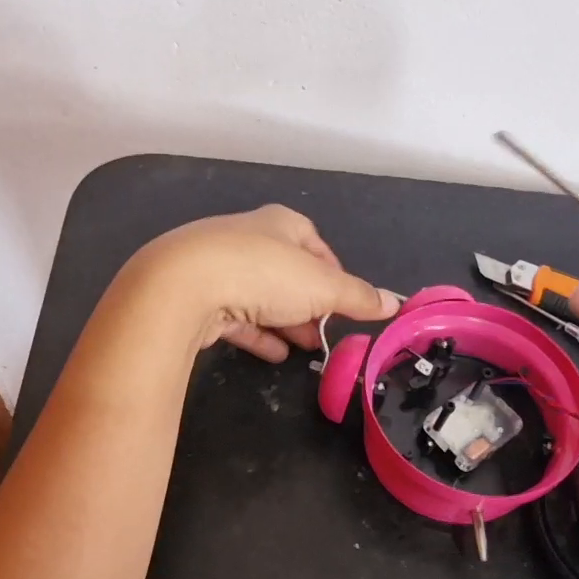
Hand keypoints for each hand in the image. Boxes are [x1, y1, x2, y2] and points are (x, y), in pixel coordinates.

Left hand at [131, 205, 399, 361]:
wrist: (184, 286)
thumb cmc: (264, 274)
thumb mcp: (323, 287)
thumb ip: (358, 296)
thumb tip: (394, 302)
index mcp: (280, 224)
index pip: (315, 245)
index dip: (333, 274)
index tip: (346, 303)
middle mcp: (248, 237)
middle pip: (287, 273)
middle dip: (309, 304)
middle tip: (326, 333)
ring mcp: (218, 266)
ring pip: (260, 296)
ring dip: (285, 321)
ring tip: (305, 348)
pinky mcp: (197, 296)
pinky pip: (235, 317)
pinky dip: (256, 334)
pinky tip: (273, 354)